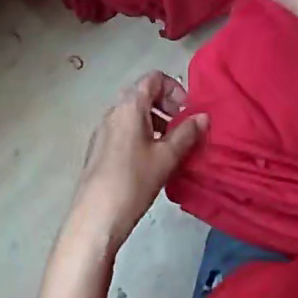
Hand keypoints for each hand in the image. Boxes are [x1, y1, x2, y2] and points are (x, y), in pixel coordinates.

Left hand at [65, 72, 207, 254]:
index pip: (154, 78)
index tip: (187, 112)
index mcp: (129, 105)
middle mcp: (113, 112)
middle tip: (183, 130)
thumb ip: (187, 133)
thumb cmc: (133, 181)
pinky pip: (125, 132)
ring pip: (134, 115)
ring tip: (171, 149)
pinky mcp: (99, 151)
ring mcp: (103, 132)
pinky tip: (152, 163)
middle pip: (144, 95)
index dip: (175, 89)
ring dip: (156, 124)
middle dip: (167, 107)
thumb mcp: (167, 156)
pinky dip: (142, 137)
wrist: (95, 219)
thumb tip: (203, 116)